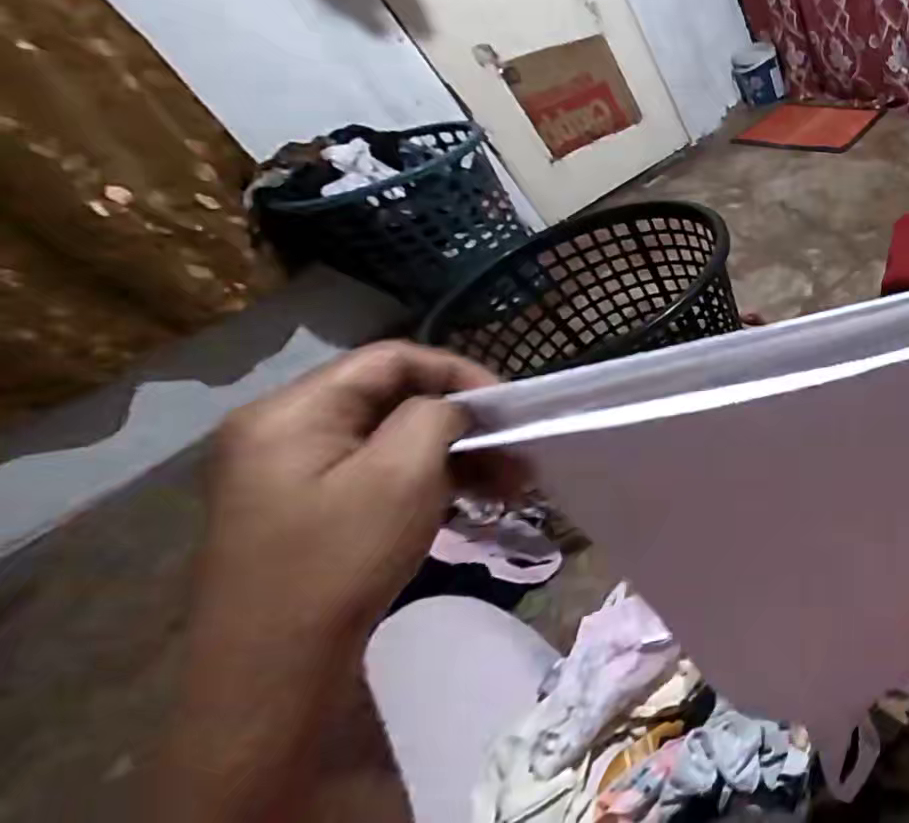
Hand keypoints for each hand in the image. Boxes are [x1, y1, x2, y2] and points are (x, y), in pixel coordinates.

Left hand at [197, 341, 499, 641]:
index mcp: (292, 412)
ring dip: (458, 452)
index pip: (393, 358)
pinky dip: (434, 477)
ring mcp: (294, 470)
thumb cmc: (342, 555)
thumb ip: (437, 415)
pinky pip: (383, 468)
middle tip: (516, 449)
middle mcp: (285, 430)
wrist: (276, 666)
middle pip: (396, 396)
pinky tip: (476, 499)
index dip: (458, 371)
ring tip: (510, 483)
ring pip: (396, 435)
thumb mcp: (403, 472)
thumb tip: (454, 408)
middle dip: (465, 420)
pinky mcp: (310, 504)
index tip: (506, 405)